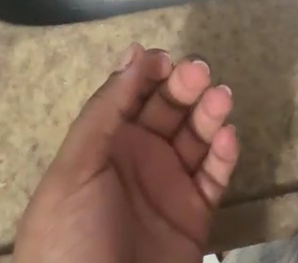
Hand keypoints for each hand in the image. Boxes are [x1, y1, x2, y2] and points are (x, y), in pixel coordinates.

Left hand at [15, 46, 239, 262]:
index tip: (164, 59)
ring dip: (208, 113)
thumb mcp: (72, 175)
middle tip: (199, 73)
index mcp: (100, 150)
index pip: (127, 97)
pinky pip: (214, 176)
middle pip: (166, 110)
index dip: (146, 73)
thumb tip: (133, 54)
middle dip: (183, 86)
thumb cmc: (71, 245)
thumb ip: (103, 112)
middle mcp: (135, 162)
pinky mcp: (195, 216)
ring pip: (196, 137)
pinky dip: (224, 154)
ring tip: (220, 98)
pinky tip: (227, 138)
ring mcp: (167, 188)